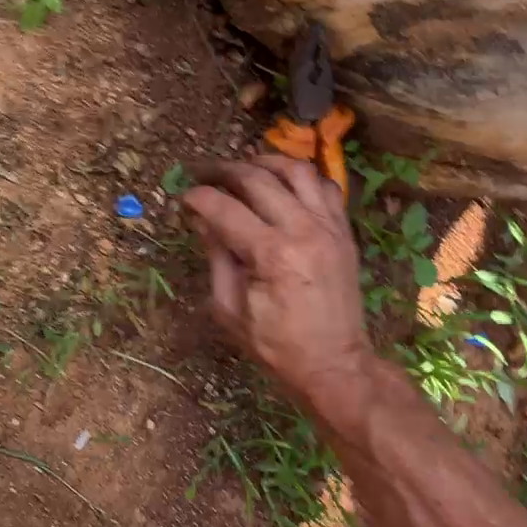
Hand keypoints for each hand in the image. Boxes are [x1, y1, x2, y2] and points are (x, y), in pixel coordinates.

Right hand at [182, 157, 372, 417]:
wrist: (333, 363)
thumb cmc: (274, 344)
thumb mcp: (229, 307)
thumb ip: (217, 257)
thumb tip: (203, 221)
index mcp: (272, 254)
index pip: (226, 209)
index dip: (199, 198)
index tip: (183, 198)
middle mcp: (304, 230)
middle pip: (259, 180)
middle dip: (224, 172)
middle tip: (202, 174)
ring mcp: (330, 228)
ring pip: (297, 172)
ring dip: (265, 163)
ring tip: (243, 167)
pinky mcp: (343, 232)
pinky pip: (325, 187)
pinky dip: (301, 178)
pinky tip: (282, 183)